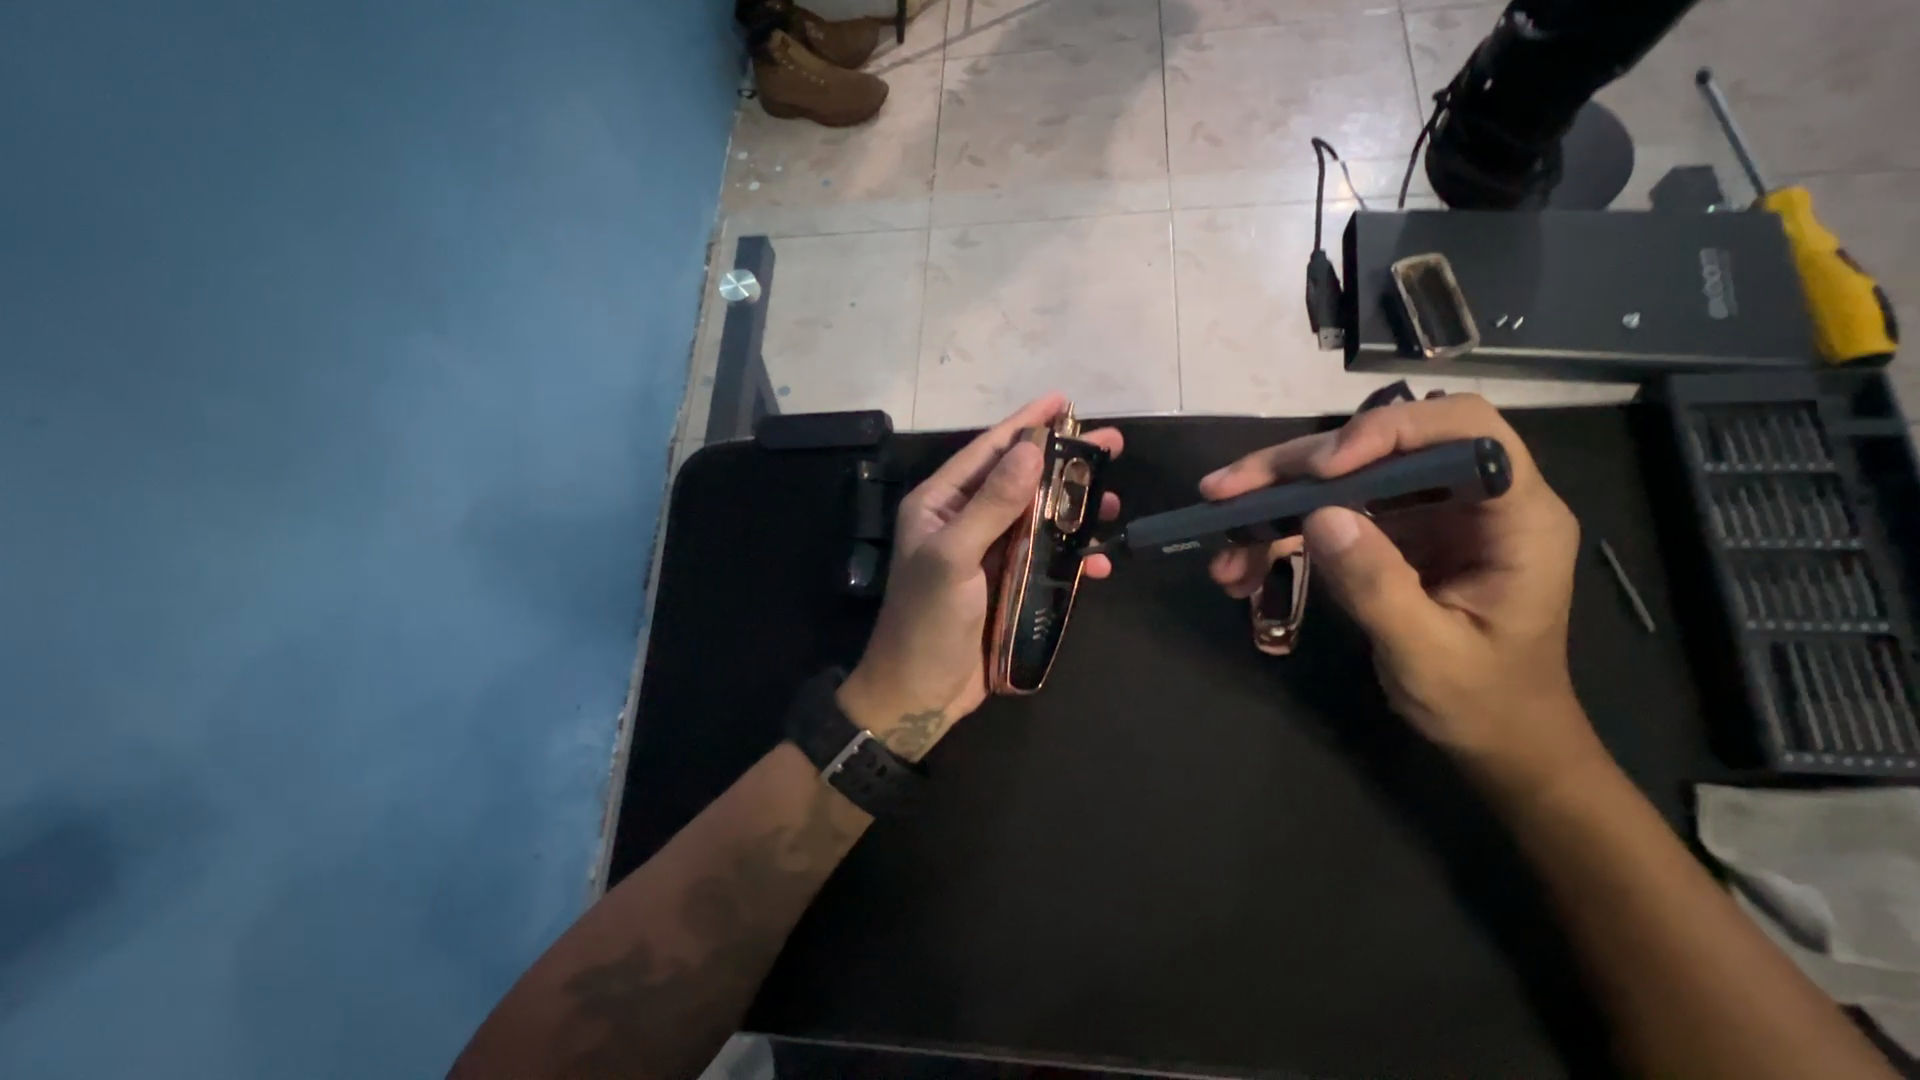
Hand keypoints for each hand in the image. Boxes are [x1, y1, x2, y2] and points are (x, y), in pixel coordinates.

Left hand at [839, 394, 1122, 761]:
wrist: (919, 693)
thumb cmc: (927, 621)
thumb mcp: (954, 556)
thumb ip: (993, 504)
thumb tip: (1031, 448)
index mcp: (940, 504)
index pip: (988, 452)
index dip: (1027, 425)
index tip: (1064, 400)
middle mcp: (964, 522)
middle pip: (1020, 481)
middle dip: (1064, 464)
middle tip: (1112, 447)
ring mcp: (988, 556)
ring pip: (1039, 519)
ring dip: (1074, 511)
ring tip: (1113, 503)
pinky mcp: (1007, 587)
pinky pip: (1046, 561)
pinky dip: (1073, 559)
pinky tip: (1101, 561)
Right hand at [1200, 395, 1598, 781]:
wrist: (1496, 740)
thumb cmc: (1484, 702)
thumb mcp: (1429, 655)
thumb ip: (1378, 586)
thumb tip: (1319, 515)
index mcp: (1515, 518)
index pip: (1462, 432)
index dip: (1389, 433)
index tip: (1322, 471)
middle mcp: (1470, 500)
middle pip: (1381, 449)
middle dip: (1298, 468)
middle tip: (1226, 491)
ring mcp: (1427, 516)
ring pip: (1343, 480)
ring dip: (1275, 503)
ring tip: (1222, 542)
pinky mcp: (1392, 536)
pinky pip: (1327, 517)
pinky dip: (1280, 538)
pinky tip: (1239, 568)